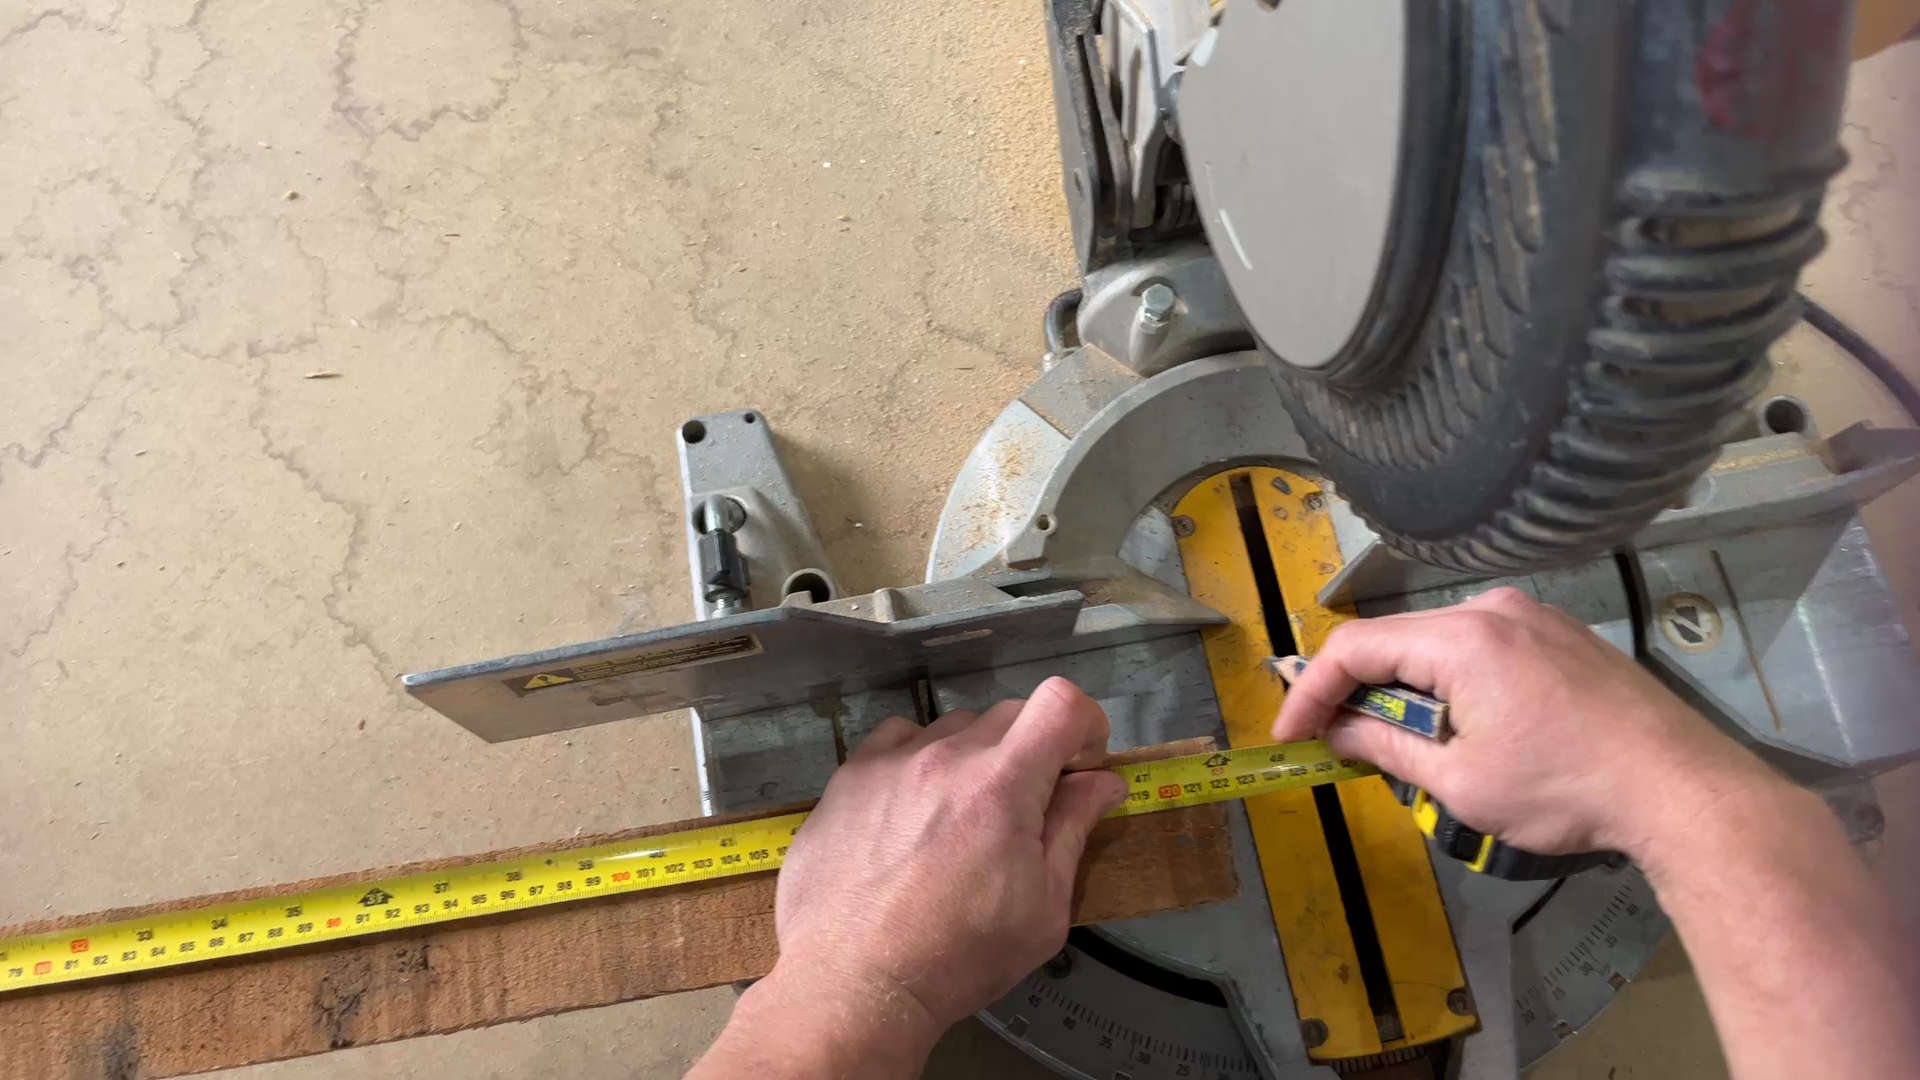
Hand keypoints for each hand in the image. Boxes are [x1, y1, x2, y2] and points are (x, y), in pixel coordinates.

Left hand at [770, 677, 1128, 1044]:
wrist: (853, 983)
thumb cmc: (959, 956)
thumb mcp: (1042, 908)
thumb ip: (1073, 828)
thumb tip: (1102, 781)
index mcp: (1003, 783)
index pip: (1060, 702)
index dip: (1085, 722)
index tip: (1081, 761)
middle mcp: (947, 754)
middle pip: (1011, 713)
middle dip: (1033, 747)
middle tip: (1025, 802)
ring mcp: (893, 758)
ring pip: (955, 726)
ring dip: (974, 755)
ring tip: (958, 812)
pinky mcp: (852, 771)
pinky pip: (900, 737)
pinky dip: (918, 756)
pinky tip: (910, 803)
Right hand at [1271, 588, 1781, 860]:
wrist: (1698, 799)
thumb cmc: (1568, 793)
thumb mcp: (1460, 782)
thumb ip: (1382, 748)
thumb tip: (1331, 732)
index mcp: (1461, 638)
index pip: (1354, 649)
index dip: (1310, 691)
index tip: (1288, 732)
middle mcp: (1488, 609)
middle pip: (1390, 639)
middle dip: (1352, 688)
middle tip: (1331, 733)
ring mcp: (1528, 615)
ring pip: (1429, 640)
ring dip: (1398, 683)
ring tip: (1393, 732)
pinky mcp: (1555, 631)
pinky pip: (1471, 643)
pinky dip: (1441, 676)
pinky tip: (1452, 715)